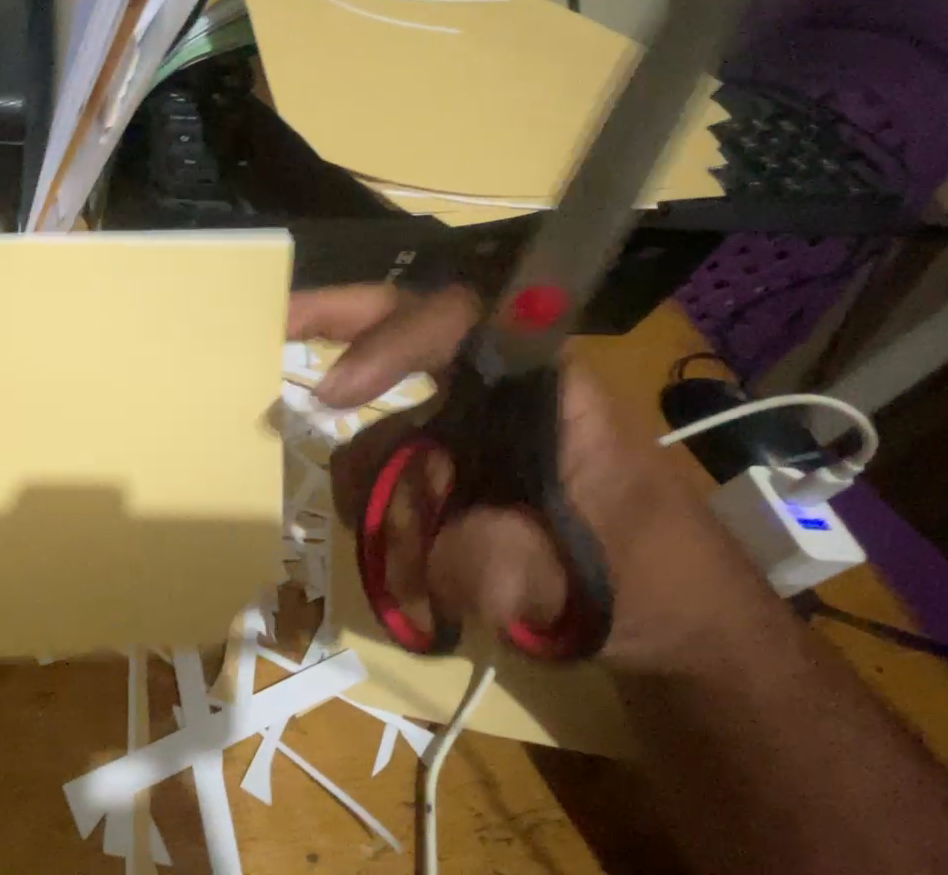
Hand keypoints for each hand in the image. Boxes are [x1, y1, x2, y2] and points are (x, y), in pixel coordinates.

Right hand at [291, 284, 774, 670]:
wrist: (674, 622)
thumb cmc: (654, 580)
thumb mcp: (587, 577)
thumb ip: (498, 565)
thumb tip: (416, 562)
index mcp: (543, 388)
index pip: (461, 326)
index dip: (389, 342)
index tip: (334, 393)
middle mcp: (495, 397)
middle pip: (404, 334)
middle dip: (334, 324)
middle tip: (273, 325)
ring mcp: (466, 437)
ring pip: (381, 438)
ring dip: (373, 495)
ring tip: (407, 570)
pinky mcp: (448, 478)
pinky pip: (385, 485)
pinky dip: (380, 523)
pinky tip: (409, 572)